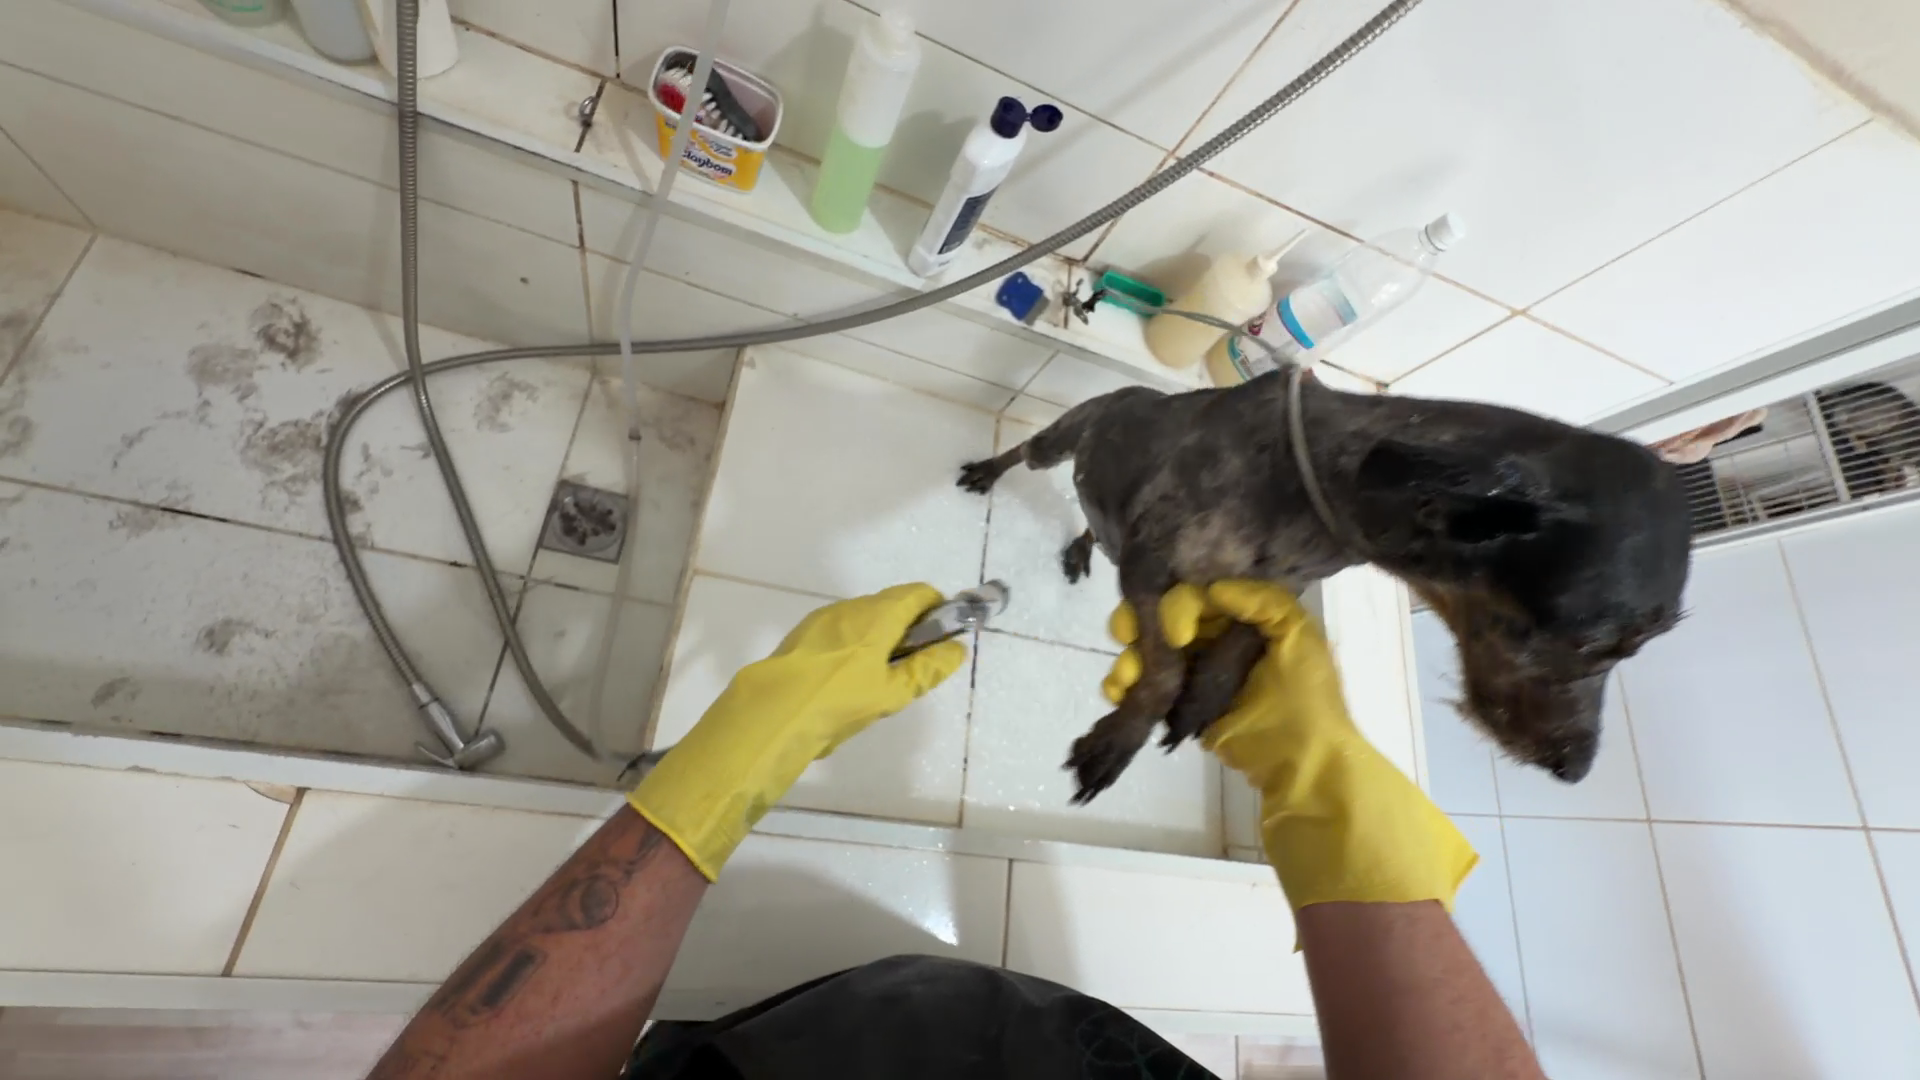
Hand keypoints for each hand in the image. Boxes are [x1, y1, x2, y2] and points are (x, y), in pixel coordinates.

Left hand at [630, 583, 966, 879]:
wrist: (771, 713)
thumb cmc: (840, 701)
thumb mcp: (892, 693)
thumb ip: (927, 669)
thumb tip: (957, 650)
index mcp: (878, 614)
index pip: (919, 592)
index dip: (937, 609)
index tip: (942, 636)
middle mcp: (852, 606)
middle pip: (891, 604)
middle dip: (909, 627)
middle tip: (913, 666)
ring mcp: (824, 618)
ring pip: (864, 618)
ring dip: (880, 636)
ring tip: (878, 679)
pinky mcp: (804, 633)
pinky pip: (841, 629)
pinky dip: (855, 643)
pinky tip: (846, 679)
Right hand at [1105, 581, 1476, 910]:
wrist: (1300, 763)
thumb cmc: (1305, 698)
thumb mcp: (1300, 638)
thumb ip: (1264, 601)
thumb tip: (1212, 589)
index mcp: (1235, 616)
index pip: (1192, 596)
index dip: (1176, 607)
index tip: (1181, 635)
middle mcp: (1207, 635)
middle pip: (1157, 616)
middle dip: (1136, 623)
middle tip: (1128, 637)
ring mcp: (1187, 668)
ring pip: (1143, 649)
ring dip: (1127, 658)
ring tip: (1124, 679)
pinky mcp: (1174, 700)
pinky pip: (1139, 684)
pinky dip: (1119, 684)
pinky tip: (1117, 692)